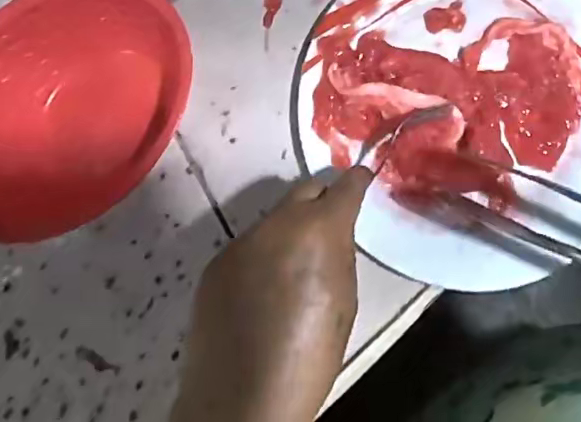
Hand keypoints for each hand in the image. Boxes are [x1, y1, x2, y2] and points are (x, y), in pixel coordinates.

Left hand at [171, 169, 373, 421]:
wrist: (240, 405)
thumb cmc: (309, 357)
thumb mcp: (345, 300)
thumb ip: (340, 253)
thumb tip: (334, 234)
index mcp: (320, 228)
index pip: (346, 185)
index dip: (358, 182)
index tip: (363, 182)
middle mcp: (279, 222)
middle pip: (306, 191)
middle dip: (322, 202)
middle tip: (328, 229)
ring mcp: (243, 241)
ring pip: (276, 220)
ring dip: (289, 232)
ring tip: (291, 271)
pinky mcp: (217, 264)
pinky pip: (249, 247)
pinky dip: (261, 257)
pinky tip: (262, 292)